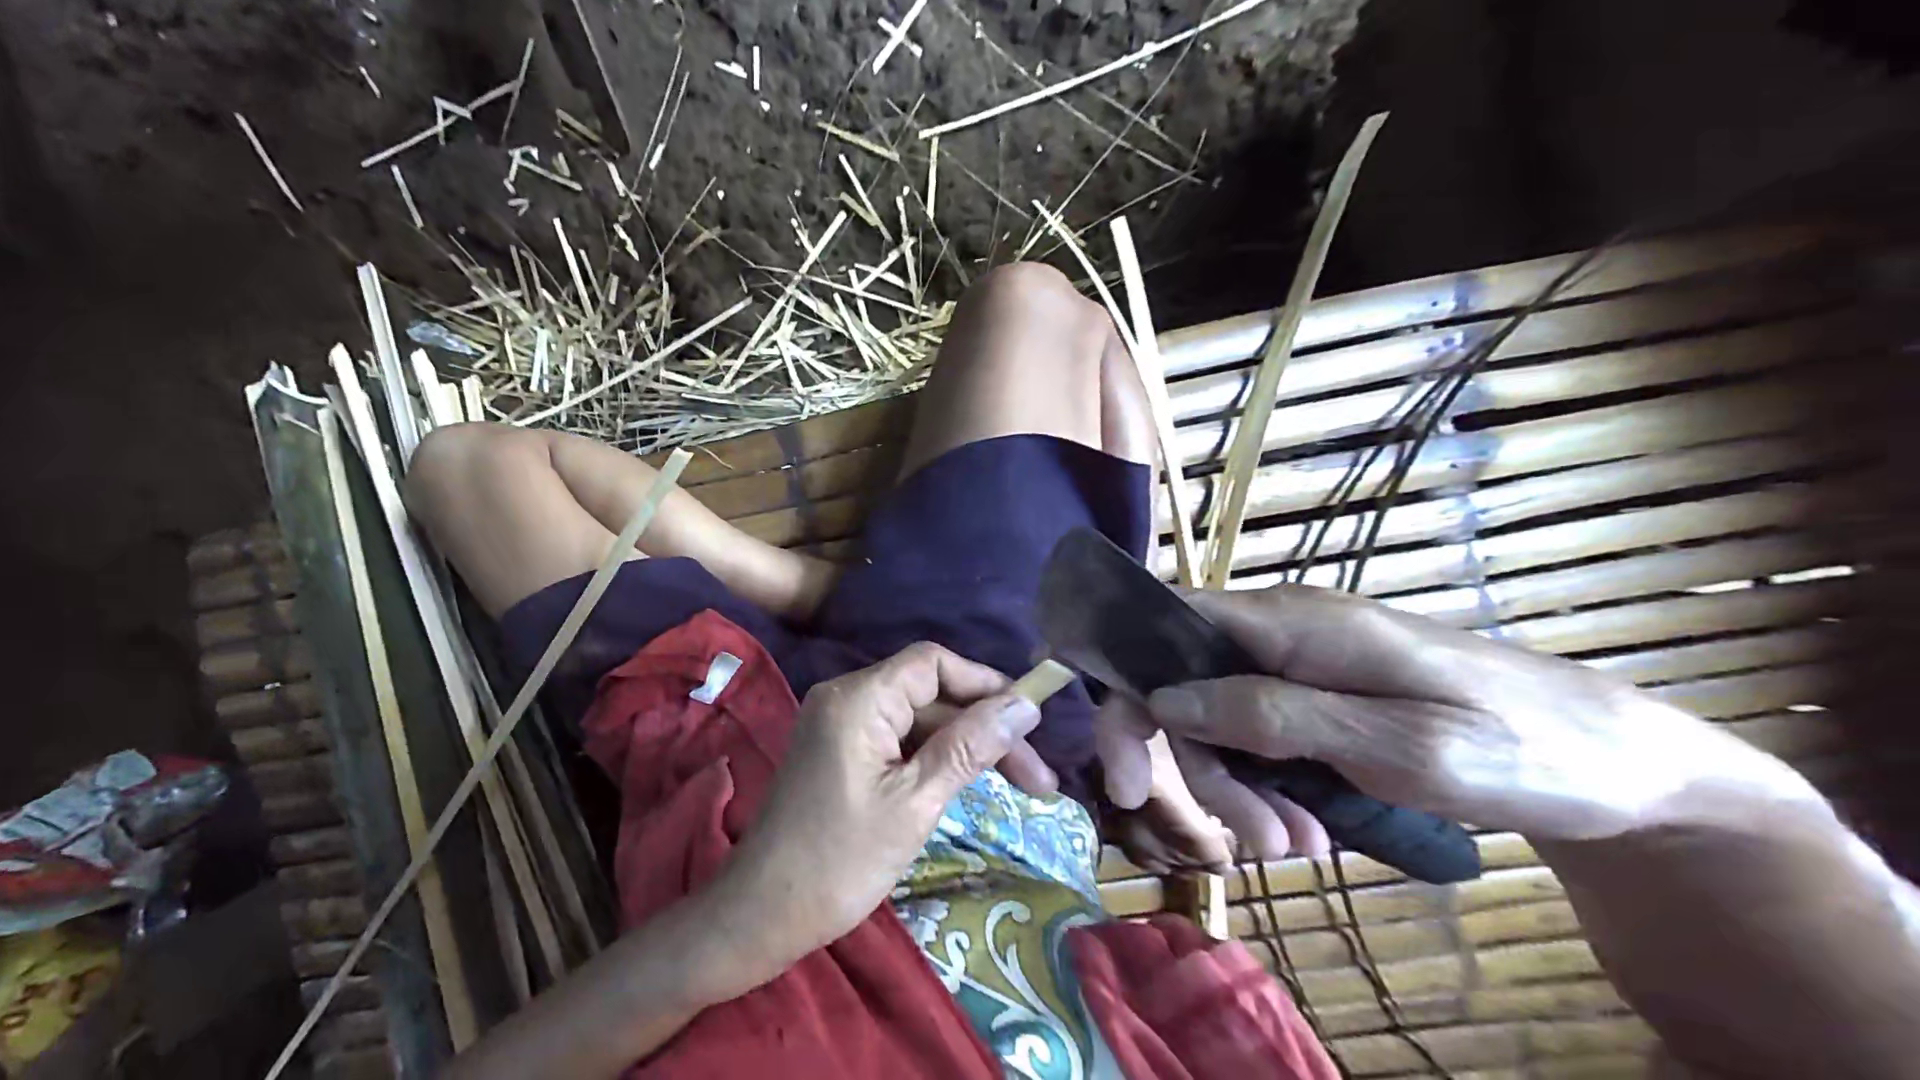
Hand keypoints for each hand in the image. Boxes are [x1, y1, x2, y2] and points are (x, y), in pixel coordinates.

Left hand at [709, 642, 1043, 988]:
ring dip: (967, 747)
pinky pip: (900, 739)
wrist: (762, 916)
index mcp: (860, 698)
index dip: (986, 683)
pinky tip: (971, 782)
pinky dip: (936, 758)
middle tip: (1038, 778)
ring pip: (921, 720)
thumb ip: (970, 746)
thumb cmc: (840, 862)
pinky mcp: (843, 751)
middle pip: (932, 694)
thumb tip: (1025, 705)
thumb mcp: (916, 802)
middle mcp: (848, 697)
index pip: (934, 663)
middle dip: (985, 728)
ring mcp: (843, 724)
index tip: (1031, 717)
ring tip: (1022, 786)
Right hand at [1096, 584, 1821, 857]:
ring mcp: (1298, 663)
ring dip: (1241, 789)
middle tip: (1261, 844)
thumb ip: (1274, 715)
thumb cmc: (1519, 746)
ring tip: (1302, 846)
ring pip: (1220, 719)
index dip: (1124, 691)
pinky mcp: (1316, 696)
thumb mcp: (1397, 743)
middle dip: (1204, 771)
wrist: (1623, 764)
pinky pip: (1259, 735)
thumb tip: (1165, 699)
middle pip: (1187, 689)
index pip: (1164, 629)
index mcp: (1290, 621)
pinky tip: (1313, 827)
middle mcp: (1279, 631)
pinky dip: (1269, 785)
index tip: (1127, 778)